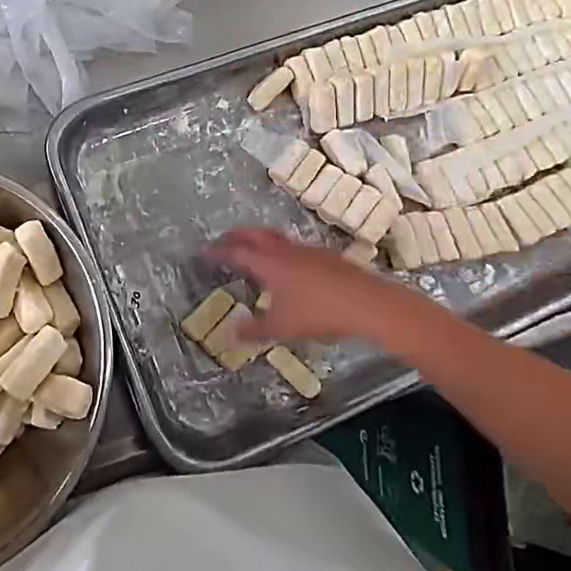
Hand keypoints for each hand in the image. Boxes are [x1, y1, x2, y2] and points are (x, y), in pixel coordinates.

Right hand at [207, 228, 456, 355]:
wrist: (367, 302)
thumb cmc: (318, 313)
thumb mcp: (281, 327)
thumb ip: (253, 330)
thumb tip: (228, 335)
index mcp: (269, 263)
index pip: (236, 252)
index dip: (218, 252)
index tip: (203, 253)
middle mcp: (286, 251)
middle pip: (255, 235)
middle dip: (236, 236)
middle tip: (223, 240)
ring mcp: (308, 251)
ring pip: (276, 238)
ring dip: (259, 239)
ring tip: (253, 250)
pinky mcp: (325, 256)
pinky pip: (294, 246)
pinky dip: (280, 249)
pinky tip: (288, 266)